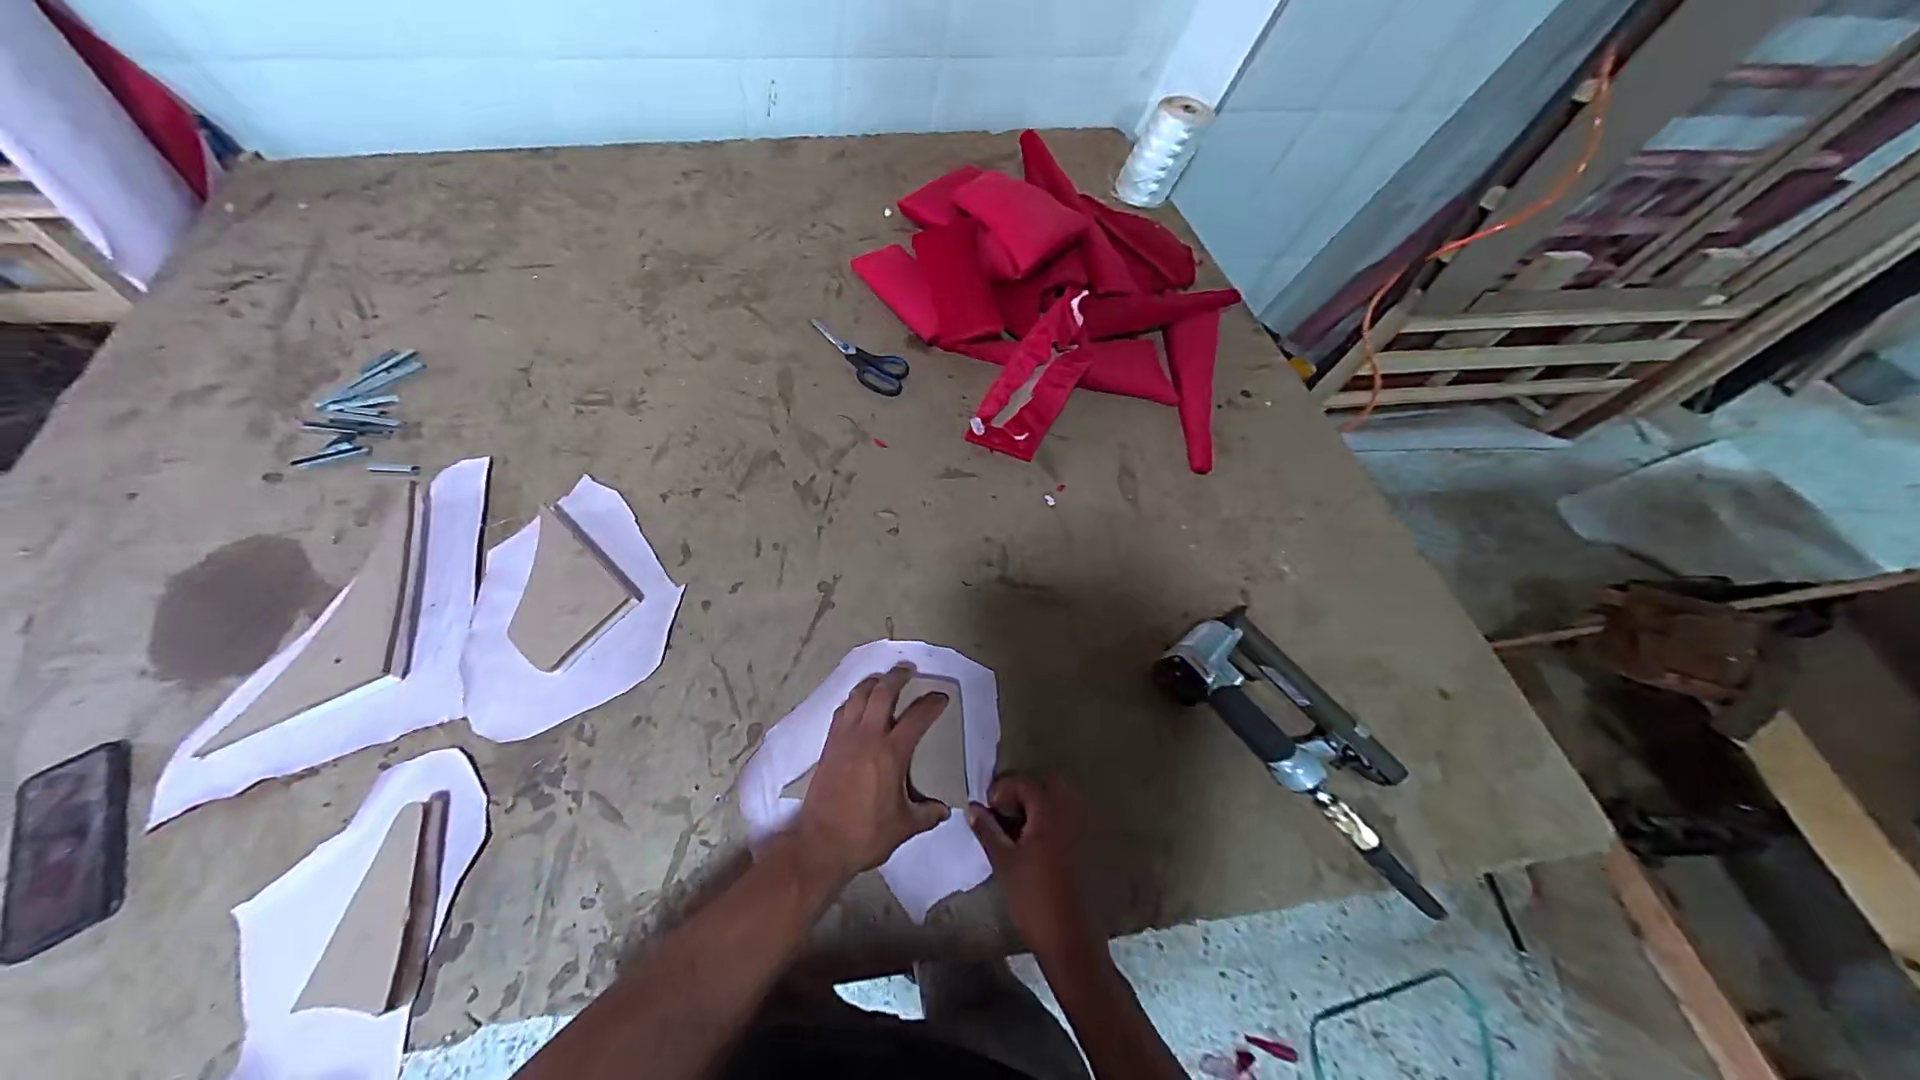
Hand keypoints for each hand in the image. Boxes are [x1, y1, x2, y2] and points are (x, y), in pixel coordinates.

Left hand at [791, 665, 949, 882]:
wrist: (820, 843)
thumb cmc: (866, 834)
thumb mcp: (905, 827)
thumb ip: (927, 814)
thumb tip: (942, 810)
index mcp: (891, 752)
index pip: (917, 716)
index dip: (931, 703)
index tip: (941, 697)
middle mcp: (867, 737)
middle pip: (883, 693)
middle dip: (897, 677)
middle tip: (907, 669)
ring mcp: (844, 738)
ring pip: (858, 696)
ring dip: (872, 683)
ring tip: (882, 678)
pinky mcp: (828, 745)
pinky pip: (842, 711)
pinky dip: (853, 700)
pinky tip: (857, 703)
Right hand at [966, 774, 1097, 960]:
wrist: (1069, 939)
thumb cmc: (1033, 899)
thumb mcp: (1004, 863)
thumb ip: (988, 831)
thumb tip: (974, 808)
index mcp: (1049, 814)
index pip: (1025, 783)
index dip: (1003, 789)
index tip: (988, 807)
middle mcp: (1070, 815)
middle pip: (1050, 784)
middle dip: (1026, 791)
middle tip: (1006, 811)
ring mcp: (1082, 832)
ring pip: (1062, 802)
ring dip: (1039, 806)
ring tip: (1017, 828)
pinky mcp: (1086, 849)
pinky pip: (1068, 820)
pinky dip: (1051, 822)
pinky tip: (1033, 844)